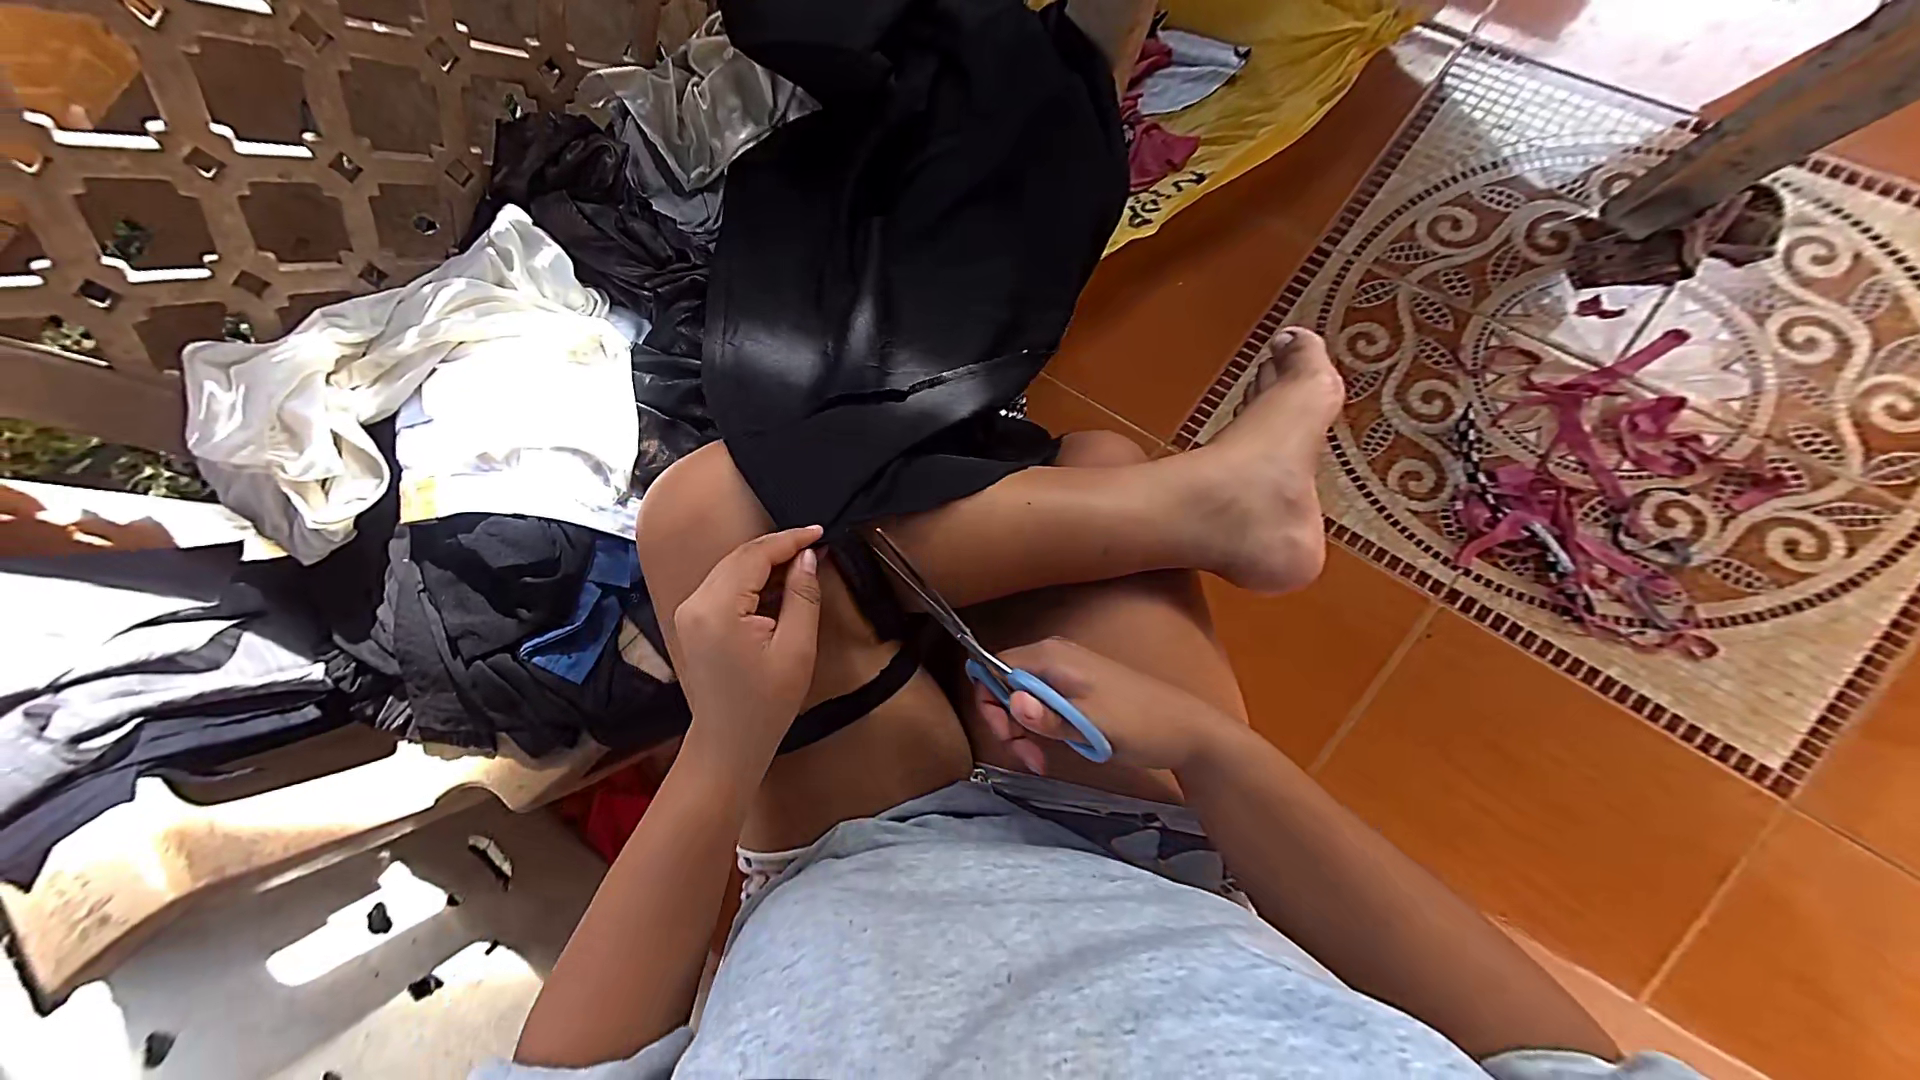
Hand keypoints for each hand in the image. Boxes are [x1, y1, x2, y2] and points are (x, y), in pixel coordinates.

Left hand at [672, 526, 823, 760]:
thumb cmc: (766, 704)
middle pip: (740, 557)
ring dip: (766, 562)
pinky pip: (724, 585)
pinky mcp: (693, 621)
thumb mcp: (796, 649)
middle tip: (815, 546)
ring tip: (802, 563)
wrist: (729, 742)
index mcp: (718, 609)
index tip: (819, 533)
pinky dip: (752, 579)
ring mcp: (689, 612)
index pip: (755, 555)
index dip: (790, 540)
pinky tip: (778, 584)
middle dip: (779, 547)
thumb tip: (808, 557)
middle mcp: (695, 604)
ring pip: (731, 568)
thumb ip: (802, 596)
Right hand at [971, 637, 1242, 774]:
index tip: (1009, 736)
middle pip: (1004, 684)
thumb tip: (1012, 702)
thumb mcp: (1089, 727)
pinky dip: (1041, 727)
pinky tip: (1055, 748)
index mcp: (1050, 656)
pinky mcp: (1077, 686)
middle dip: (1008, 723)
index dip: (990, 704)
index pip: (992, 667)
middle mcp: (1052, 656)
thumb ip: (1047, 716)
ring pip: (1022, 697)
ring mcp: (1066, 670)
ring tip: (1042, 759)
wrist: (1186, 729)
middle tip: (1028, 756)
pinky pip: (1042, 702)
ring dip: (1024, 731)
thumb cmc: (1139, 724)